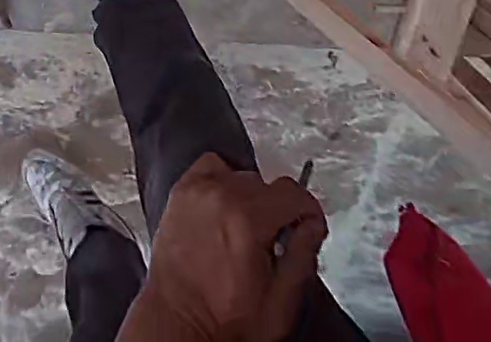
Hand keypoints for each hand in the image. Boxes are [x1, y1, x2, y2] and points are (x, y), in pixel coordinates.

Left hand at [120, 154, 326, 341]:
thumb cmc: (224, 320)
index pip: (293, 193)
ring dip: (251, 198)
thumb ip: (303, 257)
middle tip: (273, 242)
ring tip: (245, 229)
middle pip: (268, 186)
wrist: (177, 323)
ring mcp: (199, 188)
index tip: (309, 227)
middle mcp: (222, 194)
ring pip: (242, 176)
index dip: (308, 211)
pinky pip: (211, 166)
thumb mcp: (279, 303)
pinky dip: (222, 179)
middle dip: (278, 212)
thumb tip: (313, 224)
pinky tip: (224, 206)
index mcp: (248, 219)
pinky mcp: (182, 190)